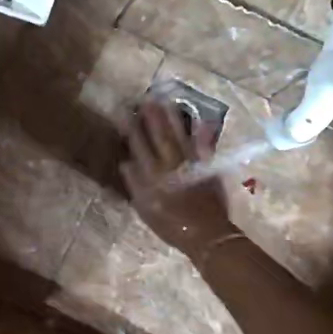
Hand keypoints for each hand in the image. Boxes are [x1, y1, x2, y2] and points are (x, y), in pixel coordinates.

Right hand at [119, 98, 235, 256]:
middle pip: (160, 136)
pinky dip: (202, 132)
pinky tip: (200, 118)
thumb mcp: (145, 209)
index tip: (124, 112)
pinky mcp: (208, 167)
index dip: (131, 129)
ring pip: (179, 136)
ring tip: (166, 101)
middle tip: (146, 97)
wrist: (207, 235)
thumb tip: (125, 162)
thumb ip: (135, 185)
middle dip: (152, 116)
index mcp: (153, 176)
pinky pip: (204, 145)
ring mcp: (191, 164)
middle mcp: (171, 165)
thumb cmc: (172, 226)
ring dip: (172, 118)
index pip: (139, 146)